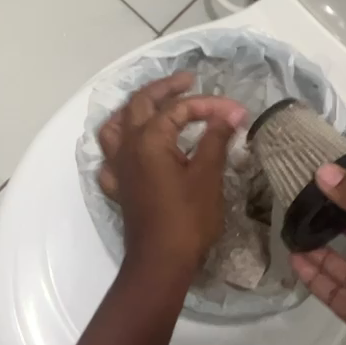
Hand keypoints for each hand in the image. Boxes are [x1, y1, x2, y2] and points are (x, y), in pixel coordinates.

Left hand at [98, 72, 248, 286]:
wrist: (160, 263)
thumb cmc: (187, 219)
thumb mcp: (207, 176)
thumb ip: (216, 139)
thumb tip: (230, 113)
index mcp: (149, 139)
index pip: (178, 109)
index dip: (208, 106)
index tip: (235, 111)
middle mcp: (128, 146)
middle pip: (140, 103)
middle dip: (164, 89)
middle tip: (188, 82)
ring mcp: (118, 167)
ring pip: (116, 125)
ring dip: (134, 109)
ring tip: (153, 105)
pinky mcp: (118, 187)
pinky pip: (110, 157)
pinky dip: (120, 145)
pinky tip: (133, 149)